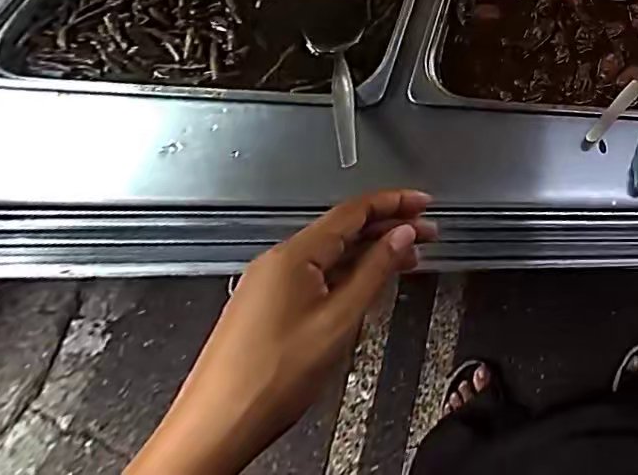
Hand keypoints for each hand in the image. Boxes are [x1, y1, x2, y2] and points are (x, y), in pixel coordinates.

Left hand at [128, 190, 436, 474]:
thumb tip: (402, 236)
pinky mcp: (266, 306)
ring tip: (406, 259)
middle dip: (389, 227)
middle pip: (345, 229)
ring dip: (371, 251)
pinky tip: (368, 284)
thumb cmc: (268, 380)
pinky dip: (348, 272)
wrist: (212, 433)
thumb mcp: (339, 320)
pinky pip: (316, 273)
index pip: (355, 210)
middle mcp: (279, 261)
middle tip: (425, 232)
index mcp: (294, 254)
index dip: (395, 202)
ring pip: (331, 253)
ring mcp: (270, 283)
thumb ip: (375, 270)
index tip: (422, 202)